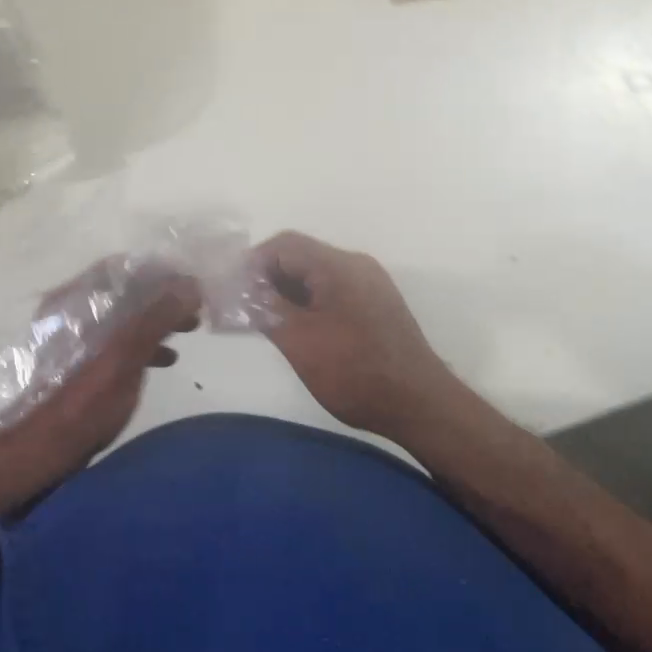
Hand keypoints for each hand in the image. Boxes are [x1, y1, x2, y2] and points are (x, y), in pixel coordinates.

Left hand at [0, 262, 199, 504]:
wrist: (42, 451)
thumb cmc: (84, 401)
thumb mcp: (126, 356)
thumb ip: (157, 317)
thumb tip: (191, 285)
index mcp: (76, 299)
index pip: (123, 267)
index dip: (160, 272)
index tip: (193, 282)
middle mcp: (71, 310)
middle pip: (124, 290)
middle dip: (162, 296)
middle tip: (196, 308)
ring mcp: (73, 338)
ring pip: (123, 316)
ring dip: (155, 319)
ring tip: (188, 329)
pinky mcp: (78, 363)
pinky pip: (117, 339)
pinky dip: (141, 342)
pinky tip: (164, 359)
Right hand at [257, 231, 455, 440]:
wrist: (420, 406)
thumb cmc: (354, 372)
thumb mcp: (298, 341)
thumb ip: (264, 308)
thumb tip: (237, 289)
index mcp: (338, 265)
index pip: (282, 245)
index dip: (251, 264)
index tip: (231, 293)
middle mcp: (356, 265)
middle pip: (299, 257)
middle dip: (267, 280)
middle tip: (243, 310)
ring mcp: (370, 285)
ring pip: (315, 276)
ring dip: (287, 294)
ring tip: (265, 324)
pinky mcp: (376, 306)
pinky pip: (332, 292)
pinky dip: (308, 304)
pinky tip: (297, 332)